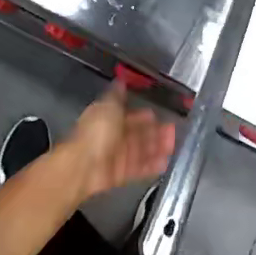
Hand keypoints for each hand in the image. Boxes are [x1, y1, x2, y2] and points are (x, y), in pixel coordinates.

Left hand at [65, 80, 176, 200]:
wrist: (84, 166)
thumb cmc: (96, 132)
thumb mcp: (108, 106)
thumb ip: (117, 95)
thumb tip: (120, 81)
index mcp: (107, 118)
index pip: (129, 116)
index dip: (143, 116)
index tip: (158, 115)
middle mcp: (112, 136)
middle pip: (137, 134)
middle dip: (155, 132)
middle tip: (171, 131)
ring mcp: (117, 156)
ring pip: (141, 151)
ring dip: (157, 148)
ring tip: (172, 145)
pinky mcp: (122, 173)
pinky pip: (140, 168)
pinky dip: (152, 166)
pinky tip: (164, 162)